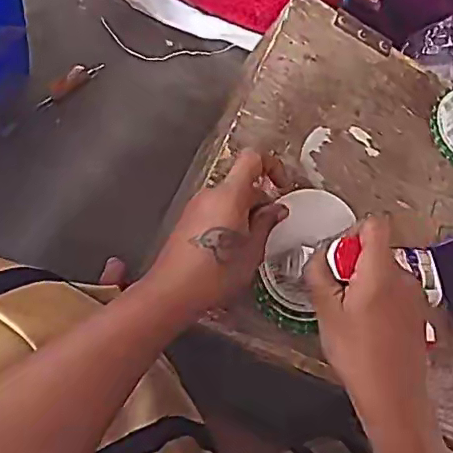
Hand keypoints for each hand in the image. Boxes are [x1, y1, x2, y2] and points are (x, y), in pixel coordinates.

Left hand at [148, 150, 288, 311]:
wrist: (171, 293)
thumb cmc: (214, 274)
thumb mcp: (252, 250)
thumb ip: (267, 223)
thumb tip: (276, 209)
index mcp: (229, 195)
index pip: (252, 158)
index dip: (272, 166)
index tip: (281, 186)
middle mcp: (210, 195)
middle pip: (242, 182)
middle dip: (260, 199)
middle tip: (270, 226)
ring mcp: (196, 207)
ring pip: (229, 198)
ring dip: (245, 212)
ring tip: (251, 244)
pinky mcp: (187, 221)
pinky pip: (215, 210)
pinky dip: (229, 220)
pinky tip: (232, 249)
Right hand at [306, 216, 434, 443]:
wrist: (394, 397)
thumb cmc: (361, 358)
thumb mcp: (326, 312)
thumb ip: (319, 273)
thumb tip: (319, 255)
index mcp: (380, 271)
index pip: (375, 224)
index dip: (353, 232)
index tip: (339, 257)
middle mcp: (403, 276)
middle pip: (376, 249)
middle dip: (353, 264)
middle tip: (338, 294)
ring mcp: (413, 294)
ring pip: (383, 271)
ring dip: (364, 283)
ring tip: (351, 316)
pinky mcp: (417, 311)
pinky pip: (393, 291)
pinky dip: (378, 300)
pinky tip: (367, 328)